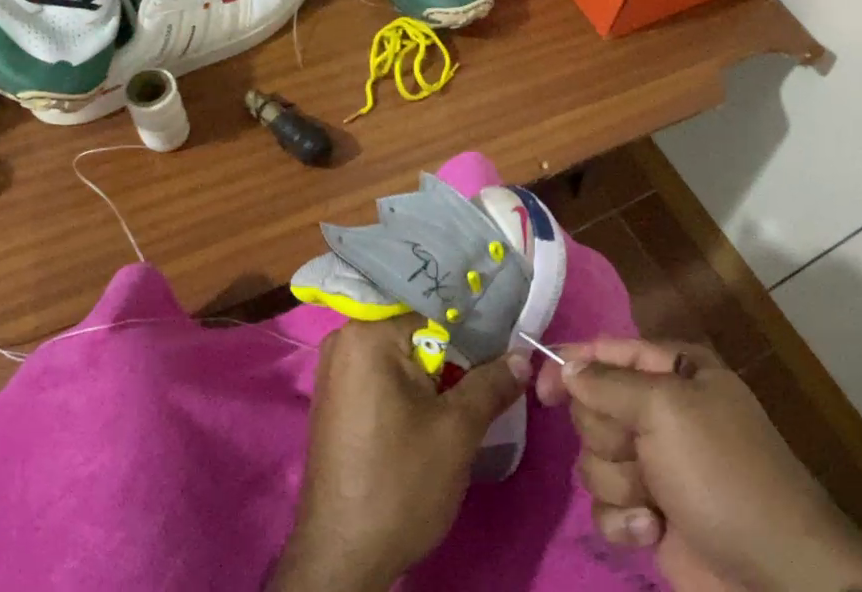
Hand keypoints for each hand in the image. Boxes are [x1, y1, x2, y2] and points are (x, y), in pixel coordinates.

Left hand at [269, 316, 531, 591]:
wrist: (343, 555)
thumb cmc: (400, 483)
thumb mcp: (457, 430)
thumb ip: (492, 382)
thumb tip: (523, 355)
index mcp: (368, 334)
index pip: (435, 307)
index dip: (478, 321)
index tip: (513, 332)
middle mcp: (345, 340)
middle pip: (418, 328)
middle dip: (460, 345)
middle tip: (503, 359)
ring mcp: (338, 370)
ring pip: (405, 353)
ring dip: (442, 367)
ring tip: (484, 380)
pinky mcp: (340, 399)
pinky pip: (387, 373)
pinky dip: (418, 383)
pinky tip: (446, 401)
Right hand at [539, 339, 861, 591]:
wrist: (772, 570)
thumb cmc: (722, 473)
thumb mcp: (666, 410)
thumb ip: (607, 382)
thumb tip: (565, 365)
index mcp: (674, 371)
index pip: (606, 351)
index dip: (570, 365)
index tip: (541, 390)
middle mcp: (661, 411)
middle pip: (592, 408)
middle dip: (607, 438)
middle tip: (638, 452)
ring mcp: (653, 464)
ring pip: (592, 459)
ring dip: (618, 484)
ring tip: (654, 500)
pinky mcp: (646, 511)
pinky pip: (604, 504)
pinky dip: (624, 520)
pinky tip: (654, 530)